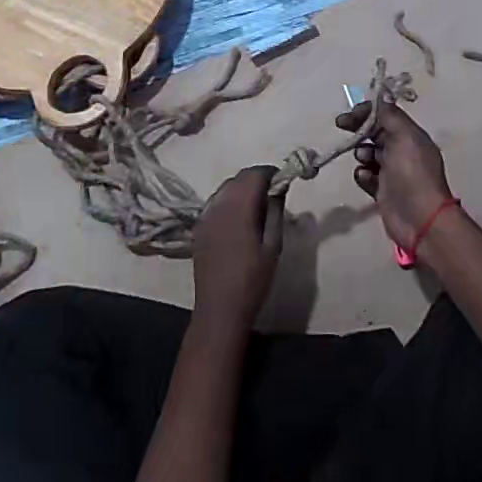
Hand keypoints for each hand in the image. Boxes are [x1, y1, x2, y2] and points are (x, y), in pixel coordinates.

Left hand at [191, 166, 284, 329]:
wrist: (220, 308)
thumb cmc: (252, 279)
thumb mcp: (274, 245)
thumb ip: (276, 211)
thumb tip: (279, 188)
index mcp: (238, 208)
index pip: (254, 174)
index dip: (271, 173)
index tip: (283, 182)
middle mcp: (218, 206)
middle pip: (238, 178)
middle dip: (257, 179)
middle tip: (274, 194)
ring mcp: (205, 216)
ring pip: (225, 188)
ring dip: (242, 189)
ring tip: (258, 207)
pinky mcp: (199, 227)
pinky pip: (216, 202)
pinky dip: (230, 201)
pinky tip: (239, 219)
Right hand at [334, 101, 451, 249]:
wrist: (419, 219)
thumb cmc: (412, 174)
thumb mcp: (404, 137)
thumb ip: (390, 116)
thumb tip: (382, 95)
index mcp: (411, 136)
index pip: (386, 115)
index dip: (367, 112)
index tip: (349, 115)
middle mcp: (402, 151)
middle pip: (376, 133)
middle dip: (360, 130)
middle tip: (343, 127)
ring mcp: (392, 172)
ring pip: (368, 154)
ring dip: (361, 154)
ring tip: (365, 162)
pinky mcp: (382, 191)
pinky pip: (366, 176)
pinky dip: (363, 175)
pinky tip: (366, 179)